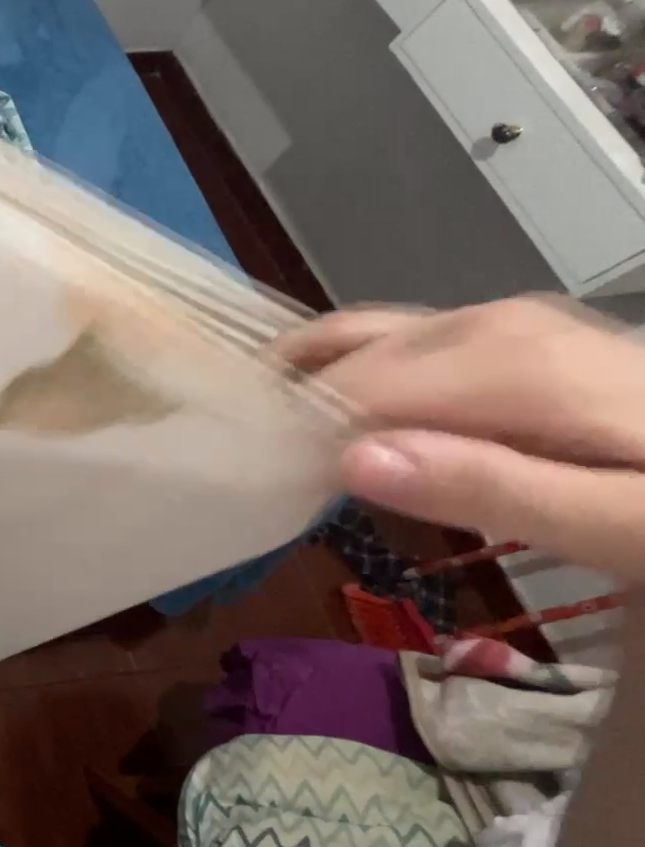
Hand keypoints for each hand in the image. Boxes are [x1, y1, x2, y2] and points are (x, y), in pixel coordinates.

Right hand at [274, 296, 644, 580]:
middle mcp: (492, 323)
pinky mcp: (496, 338)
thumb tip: (350, 457)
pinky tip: (314, 410)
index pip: (357, 388)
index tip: (255, 484)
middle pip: (348, 353)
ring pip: (356, 335)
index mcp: (515, 362)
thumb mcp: (632, 524)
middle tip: (241, 466)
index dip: (294, 432)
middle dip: (283, 405)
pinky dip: (330, 369)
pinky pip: (383, 340)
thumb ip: (497, 489)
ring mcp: (494, 323)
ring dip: (295, 380)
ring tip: (254, 433)